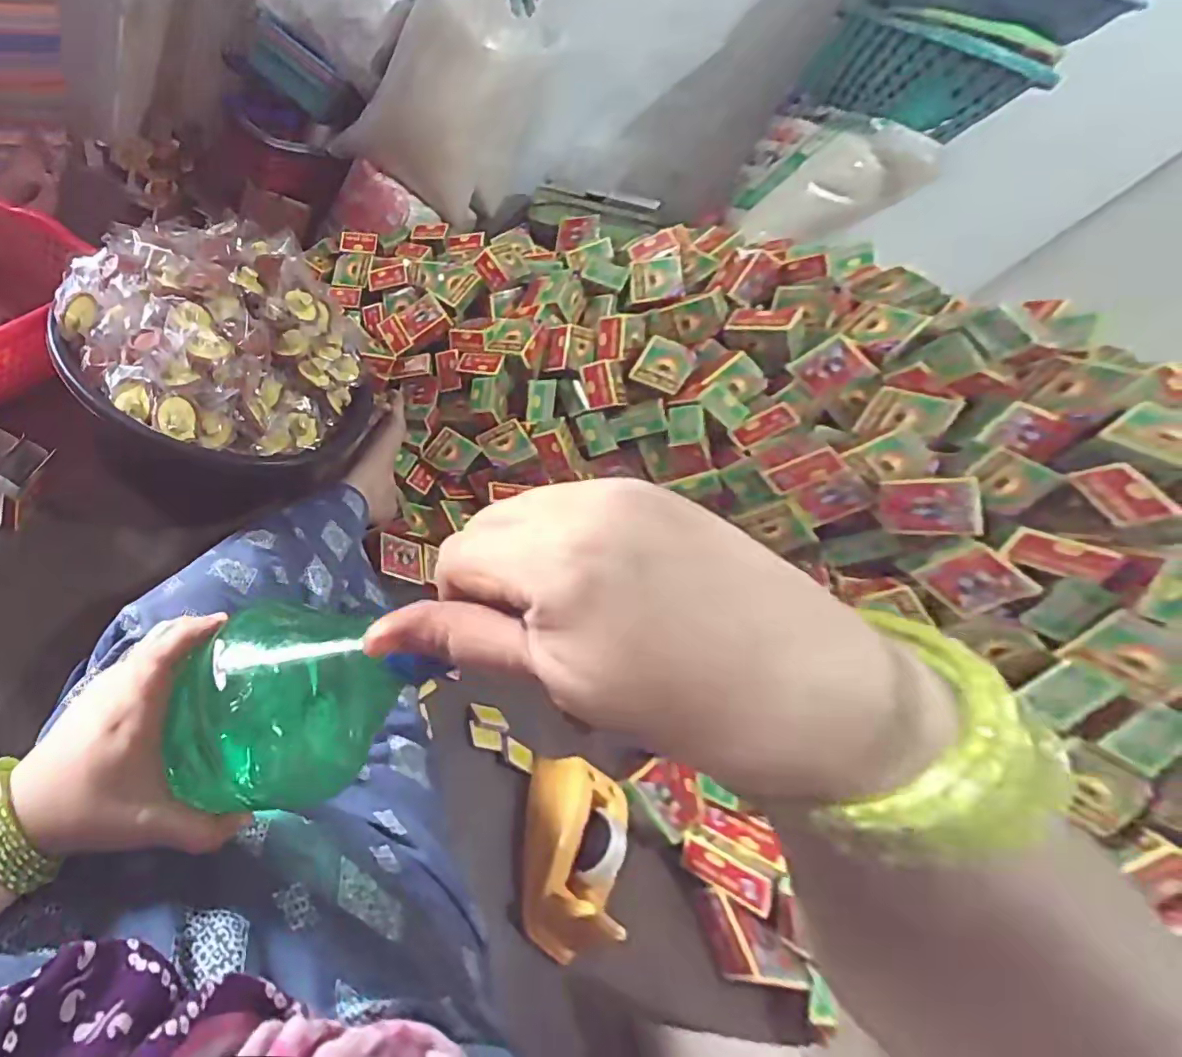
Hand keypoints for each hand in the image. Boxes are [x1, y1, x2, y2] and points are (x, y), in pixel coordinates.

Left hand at [11, 614, 248, 855]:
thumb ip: (202, 829)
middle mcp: (118, 683)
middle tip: (223, 638)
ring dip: (171, 641)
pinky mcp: (91, 696)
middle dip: (190, 628)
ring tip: (202, 655)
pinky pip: (131, 661)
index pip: (168, 646)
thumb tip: (246, 820)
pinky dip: (154, 656)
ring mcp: (101, 686)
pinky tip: (167, 682)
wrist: (27, 808)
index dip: (197, 629)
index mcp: (136, 701)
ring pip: (142, 648)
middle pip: (157, 638)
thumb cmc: (90, 806)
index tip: (226, 623)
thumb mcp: (150, 824)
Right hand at [364, 480, 957, 802]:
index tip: (513, 648)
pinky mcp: (647, 490)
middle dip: (490, 579)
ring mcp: (617, 488)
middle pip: (481, 530)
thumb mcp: (554, 680)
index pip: (454, 559)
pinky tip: (609, 580)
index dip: (465, 608)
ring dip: (521, 557)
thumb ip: (459, 642)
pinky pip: (563, 506)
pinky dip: (559, 541)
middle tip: (544, 634)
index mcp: (553, 555)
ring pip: (517, 514)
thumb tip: (372, 637)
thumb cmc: (676, 705)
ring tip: (578, 607)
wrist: (821, 698)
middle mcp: (578, 501)